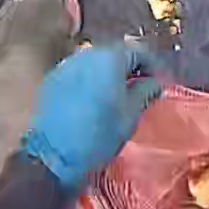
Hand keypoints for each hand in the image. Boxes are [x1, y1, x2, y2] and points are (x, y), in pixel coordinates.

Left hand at [21, 45, 162, 190]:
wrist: (52, 155)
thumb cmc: (99, 134)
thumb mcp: (129, 116)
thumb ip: (145, 93)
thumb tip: (155, 82)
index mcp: (111, 58)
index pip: (139, 52)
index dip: (151, 67)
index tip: (156, 83)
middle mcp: (90, 53)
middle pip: (116, 55)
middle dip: (129, 69)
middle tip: (137, 89)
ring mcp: (69, 63)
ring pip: (96, 63)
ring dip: (107, 75)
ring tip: (113, 96)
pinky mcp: (54, 77)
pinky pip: (79, 73)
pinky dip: (89, 81)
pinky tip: (90, 101)